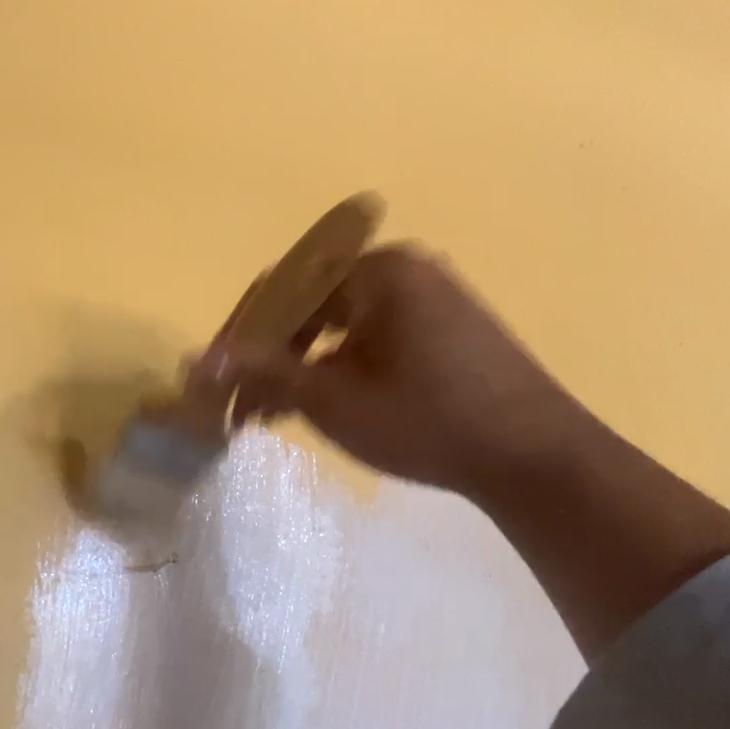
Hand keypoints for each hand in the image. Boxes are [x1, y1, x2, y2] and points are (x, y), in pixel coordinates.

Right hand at [194, 245, 596, 497]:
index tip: (210, 382)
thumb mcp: (332, 400)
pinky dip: (327, 368)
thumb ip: (262, 372)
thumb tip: (196, 360)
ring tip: (265, 416)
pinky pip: (361, 336)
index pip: (281, 290)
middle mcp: (402, 271)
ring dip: (290, 367)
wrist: (533, 458)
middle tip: (235, 405)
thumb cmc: (426, 422)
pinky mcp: (437, 329)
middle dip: (262, 356)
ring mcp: (424, 298)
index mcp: (378, 272)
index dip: (237, 336)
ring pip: (331, 324)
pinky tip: (309, 406)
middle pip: (304, 305)